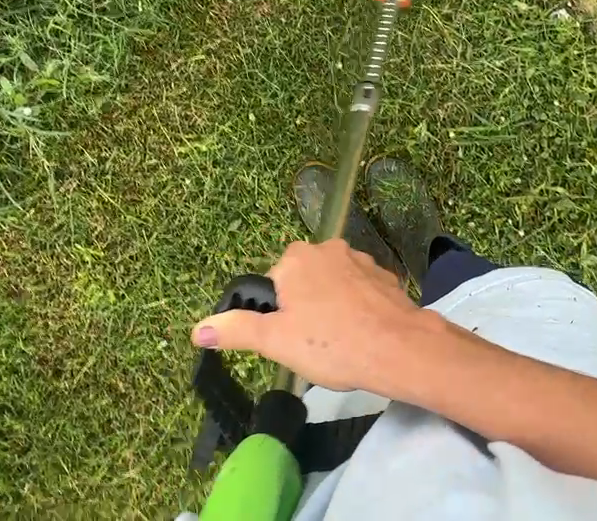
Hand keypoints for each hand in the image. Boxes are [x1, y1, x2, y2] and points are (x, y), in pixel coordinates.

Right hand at [192, 239, 443, 394]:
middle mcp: (327, 248)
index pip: (273, 286)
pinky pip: (360, 291)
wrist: (398, 347)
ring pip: (332, 286)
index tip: (290, 340)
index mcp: (296, 257)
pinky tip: (362, 334)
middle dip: (304, 311)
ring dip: (331, 309)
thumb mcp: (276, 341)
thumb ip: (237, 330)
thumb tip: (198, 329)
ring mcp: (360, 259)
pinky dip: (357, 309)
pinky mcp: (384, 275)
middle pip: (302, 283)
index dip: (277, 317)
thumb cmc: (331, 343)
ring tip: (339, 343)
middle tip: (313, 345)